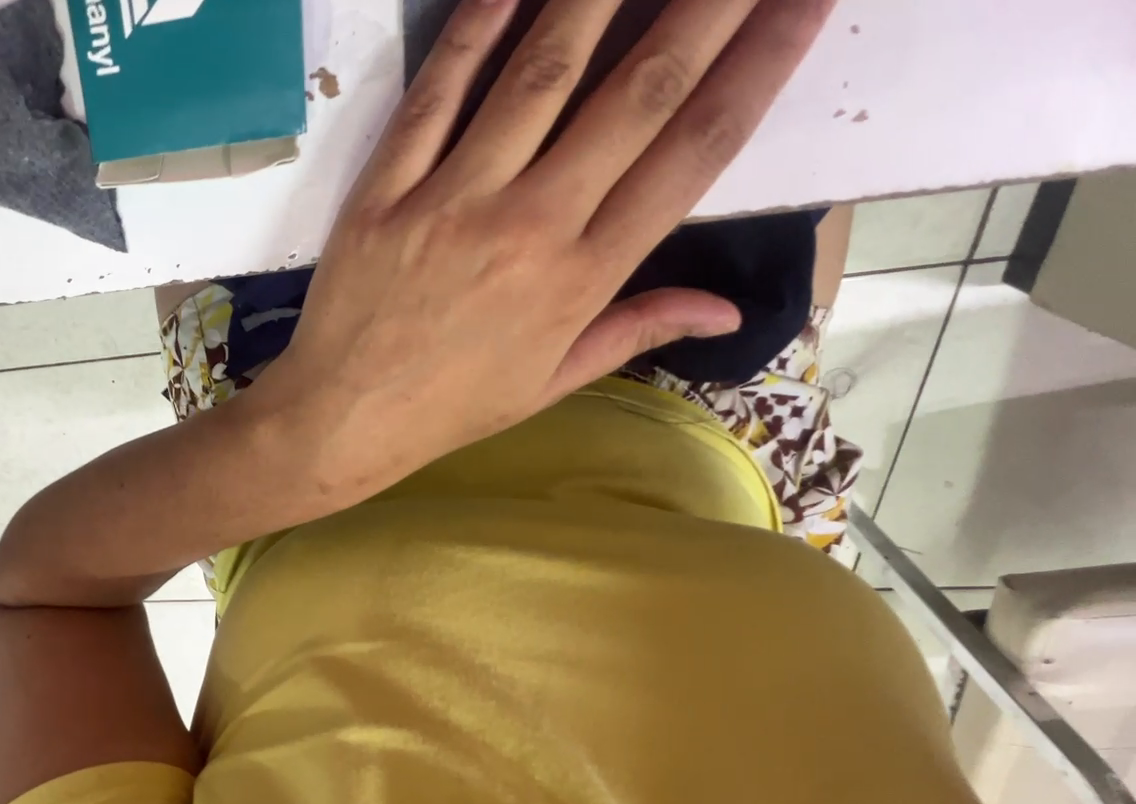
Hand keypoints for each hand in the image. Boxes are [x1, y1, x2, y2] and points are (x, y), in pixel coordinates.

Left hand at [239, 0, 835, 498]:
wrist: (341, 420)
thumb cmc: (447, 408)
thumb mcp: (548, 383)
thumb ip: (633, 330)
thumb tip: (725, 309)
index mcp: (582, 278)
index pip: (692, 152)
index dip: (759, 65)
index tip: (804, 0)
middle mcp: (530, 225)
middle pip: (638, 91)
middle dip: (705, 4)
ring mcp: (452, 202)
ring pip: (541, 72)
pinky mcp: (384, 192)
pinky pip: (436, 96)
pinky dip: (476, 29)